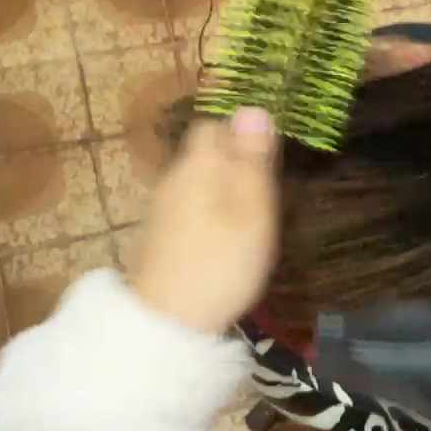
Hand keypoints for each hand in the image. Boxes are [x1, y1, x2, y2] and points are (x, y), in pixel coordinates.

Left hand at [132, 107, 278, 332]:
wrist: (168, 323)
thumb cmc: (220, 264)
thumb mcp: (251, 210)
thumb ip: (252, 160)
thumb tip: (255, 107)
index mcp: (198, 166)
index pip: (215, 125)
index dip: (241, 132)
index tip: (269, 155)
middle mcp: (174, 178)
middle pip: (205, 152)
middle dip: (234, 159)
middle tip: (266, 189)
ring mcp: (163, 208)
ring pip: (198, 180)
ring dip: (223, 187)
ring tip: (252, 215)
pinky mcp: (161, 235)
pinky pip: (190, 205)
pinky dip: (210, 211)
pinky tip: (225, 237)